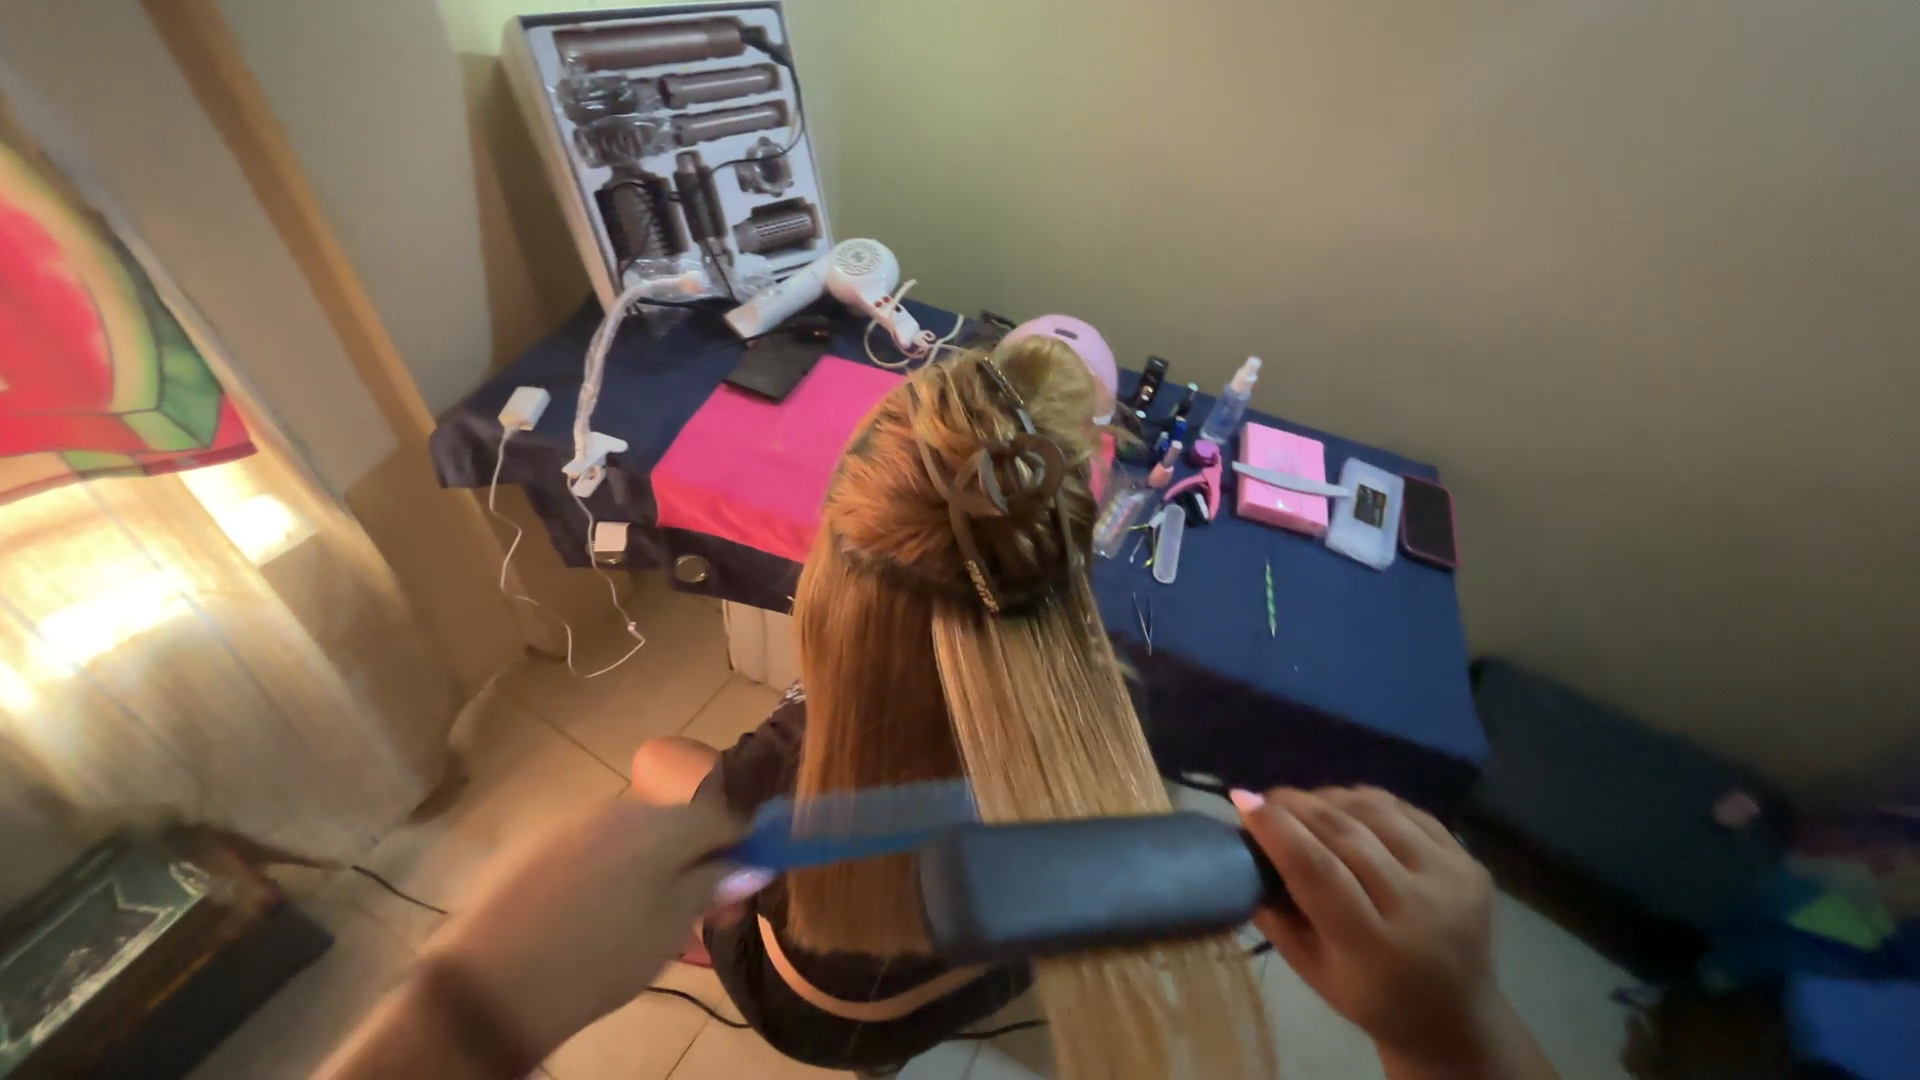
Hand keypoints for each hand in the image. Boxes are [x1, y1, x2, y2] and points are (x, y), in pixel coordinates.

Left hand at [422, 796, 769, 1057]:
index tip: (742, 885)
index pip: (725, 817)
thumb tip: (756, 863)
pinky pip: (595, 843)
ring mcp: (576, 820)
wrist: (485, 987)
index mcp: (664, 825)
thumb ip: (714, 886)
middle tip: (697, 909)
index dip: (744, 846)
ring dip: (653, 860)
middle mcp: (623, 807)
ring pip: (636, 832)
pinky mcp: (538, 841)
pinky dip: (609, 866)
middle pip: (680, 822)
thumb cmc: (598, 960)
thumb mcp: (670, 929)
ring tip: (641, 912)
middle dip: (696, 856)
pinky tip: (593, 909)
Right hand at [1236, 787, 1553, 1078]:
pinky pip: (1405, 810)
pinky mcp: (1468, 862)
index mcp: (1375, 947)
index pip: (1317, 869)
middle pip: (1344, 833)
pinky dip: (1364, 800)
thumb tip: (1244, 845)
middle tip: (1265, 797)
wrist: (1455, 1018)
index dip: (1276, 827)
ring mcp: (1451, 880)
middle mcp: (1419, 909)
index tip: (1241, 799)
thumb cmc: (1370, 996)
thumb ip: (1273, 911)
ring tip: (1302, 802)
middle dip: (1295, 804)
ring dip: (1327, 797)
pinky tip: (1343, 807)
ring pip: (1374, 811)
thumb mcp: (1309, 968)